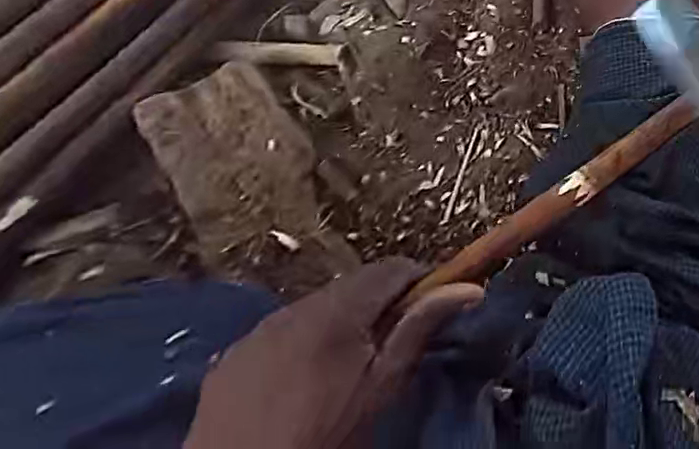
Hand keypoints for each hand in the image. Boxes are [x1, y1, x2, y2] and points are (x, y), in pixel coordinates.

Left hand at [183, 260, 483, 448]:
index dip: (420, 280)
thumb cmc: (322, 437)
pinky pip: (282, 331)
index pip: (393, 267)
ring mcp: (254, 334)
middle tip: (394, 339)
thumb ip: (420, 327)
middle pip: (355, 285)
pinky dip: (304, 340)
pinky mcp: (228, 360)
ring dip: (342, 319)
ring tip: (348, 362)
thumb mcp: (382, 385)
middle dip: (381, 301)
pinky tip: (304, 377)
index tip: (433, 305)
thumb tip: (470, 287)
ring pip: (318, 305)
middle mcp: (292, 309)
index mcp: (334, 311)